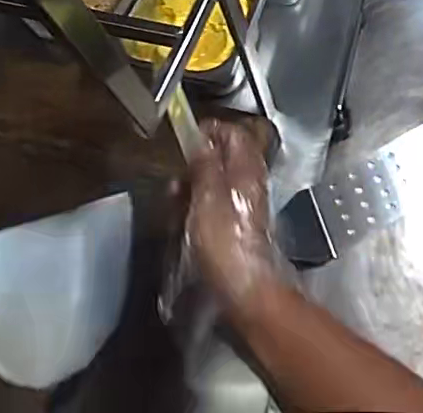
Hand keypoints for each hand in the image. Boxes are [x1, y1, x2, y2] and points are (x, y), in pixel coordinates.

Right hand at [186, 118, 281, 313]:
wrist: (245, 289)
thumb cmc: (225, 241)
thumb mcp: (208, 198)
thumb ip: (205, 165)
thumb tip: (201, 138)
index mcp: (246, 168)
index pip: (233, 133)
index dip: (210, 132)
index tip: (186, 139)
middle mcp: (249, 180)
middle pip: (223, 157)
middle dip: (196, 164)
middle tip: (176, 178)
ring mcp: (244, 202)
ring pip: (216, 181)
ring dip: (193, 186)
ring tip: (174, 201)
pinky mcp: (237, 223)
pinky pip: (215, 203)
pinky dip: (198, 205)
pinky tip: (183, 220)